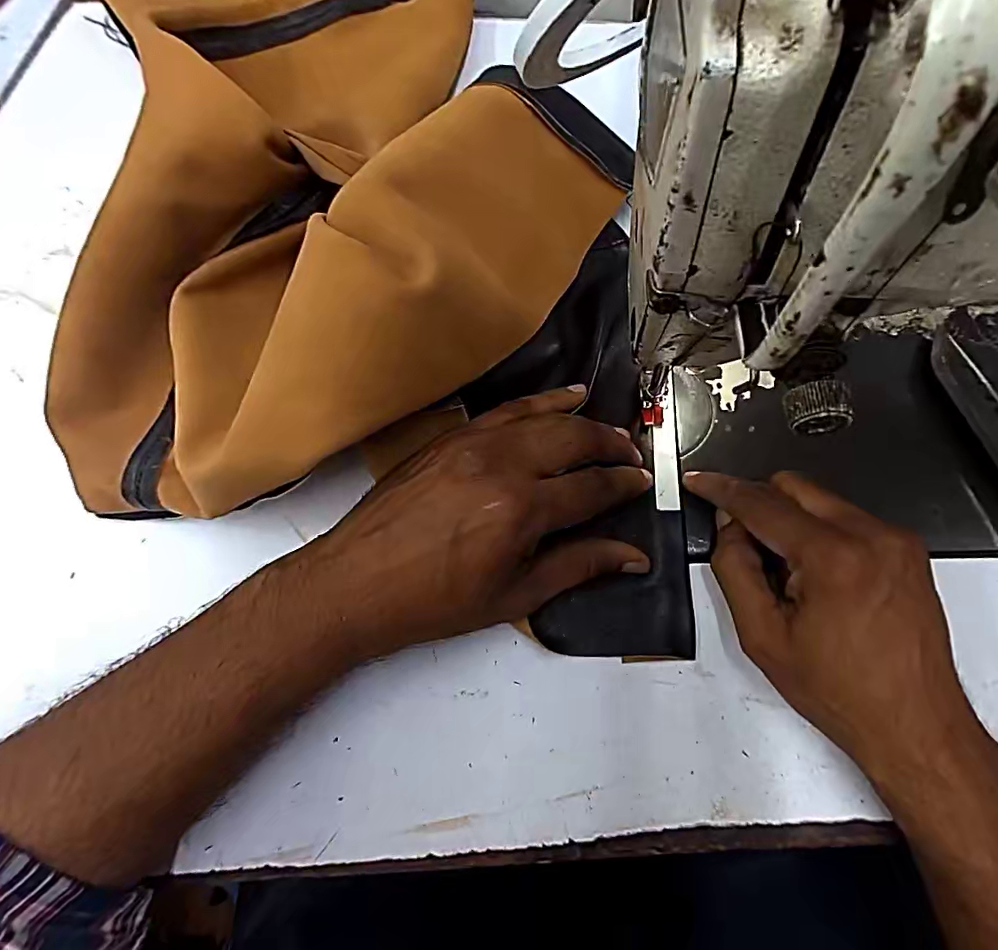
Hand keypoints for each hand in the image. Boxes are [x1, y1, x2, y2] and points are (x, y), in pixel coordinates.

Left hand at [296, 385, 652, 663]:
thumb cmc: (432, 599)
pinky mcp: (453, 436)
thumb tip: (631, 556)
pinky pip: (508, 410)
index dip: (623, 485)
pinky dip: (542, 401)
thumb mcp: (515, 595)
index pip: (591, 488)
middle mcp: (501, 465)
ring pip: (545, 417)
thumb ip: (579, 565)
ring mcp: (473, 444)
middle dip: (612, 446)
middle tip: (632, 457)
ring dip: (584, 419)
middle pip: (575, 441)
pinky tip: (563, 398)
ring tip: (610, 428)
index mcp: (520, 510)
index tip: (641, 484)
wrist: (356, 583)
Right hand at [684, 470, 977, 775]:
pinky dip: (824, 535)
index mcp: (835, 557)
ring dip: (793, 524)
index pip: (763, 502)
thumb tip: (729, 529)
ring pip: (821, 500)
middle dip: (760, 507)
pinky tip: (822, 581)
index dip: (723, 488)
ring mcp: (895, 540)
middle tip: (749, 550)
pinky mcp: (907, 547)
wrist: (914, 723)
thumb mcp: (764, 637)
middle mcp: (873, 538)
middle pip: (792, 487)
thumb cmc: (851, 694)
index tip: (704, 482)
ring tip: (795, 581)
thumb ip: (734, 570)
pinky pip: (850, 518)